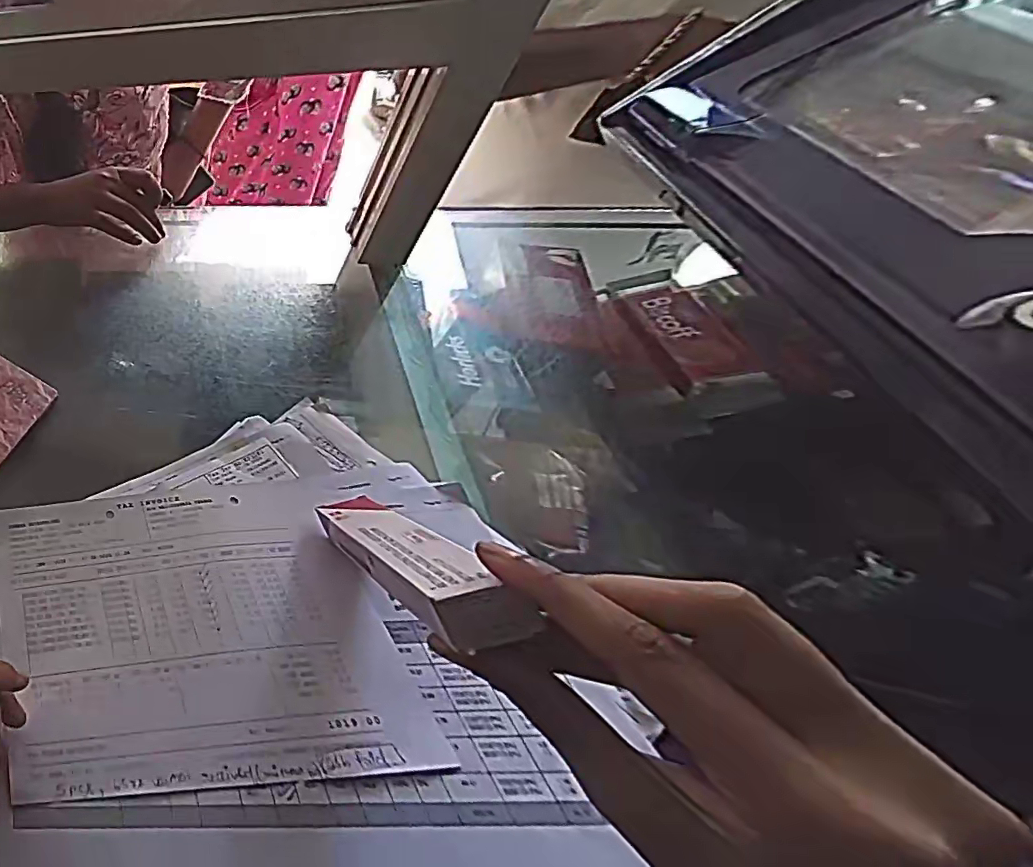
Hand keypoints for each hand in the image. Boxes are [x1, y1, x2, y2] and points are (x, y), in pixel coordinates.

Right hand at [35, 167, 166, 244]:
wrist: (43, 200)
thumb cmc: (69, 194)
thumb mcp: (95, 183)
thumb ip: (116, 188)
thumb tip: (138, 202)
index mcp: (111, 172)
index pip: (145, 178)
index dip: (156, 192)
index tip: (158, 207)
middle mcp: (107, 182)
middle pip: (140, 201)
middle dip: (154, 219)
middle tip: (160, 232)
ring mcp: (97, 198)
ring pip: (131, 214)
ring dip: (146, 228)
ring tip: (154, 239)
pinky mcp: (88, 214)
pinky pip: (114, 225)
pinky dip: (127, 234)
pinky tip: (136, 241)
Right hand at [440, 546, 1032, 866]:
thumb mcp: (652, 829)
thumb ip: (566, 723)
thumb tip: (485, 649)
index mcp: (813, 810)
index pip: (659, 657)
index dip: (565, 596)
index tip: (502, 563)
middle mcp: (886, 769)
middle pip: (719, 612)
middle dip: (607, 590)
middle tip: (532, 592)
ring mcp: (906, 749)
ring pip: (743, 621)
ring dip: (634, 607)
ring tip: (566, 622)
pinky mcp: (898, 733)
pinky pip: (763, 647)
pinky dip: (676, 634)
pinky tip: (624, 645)